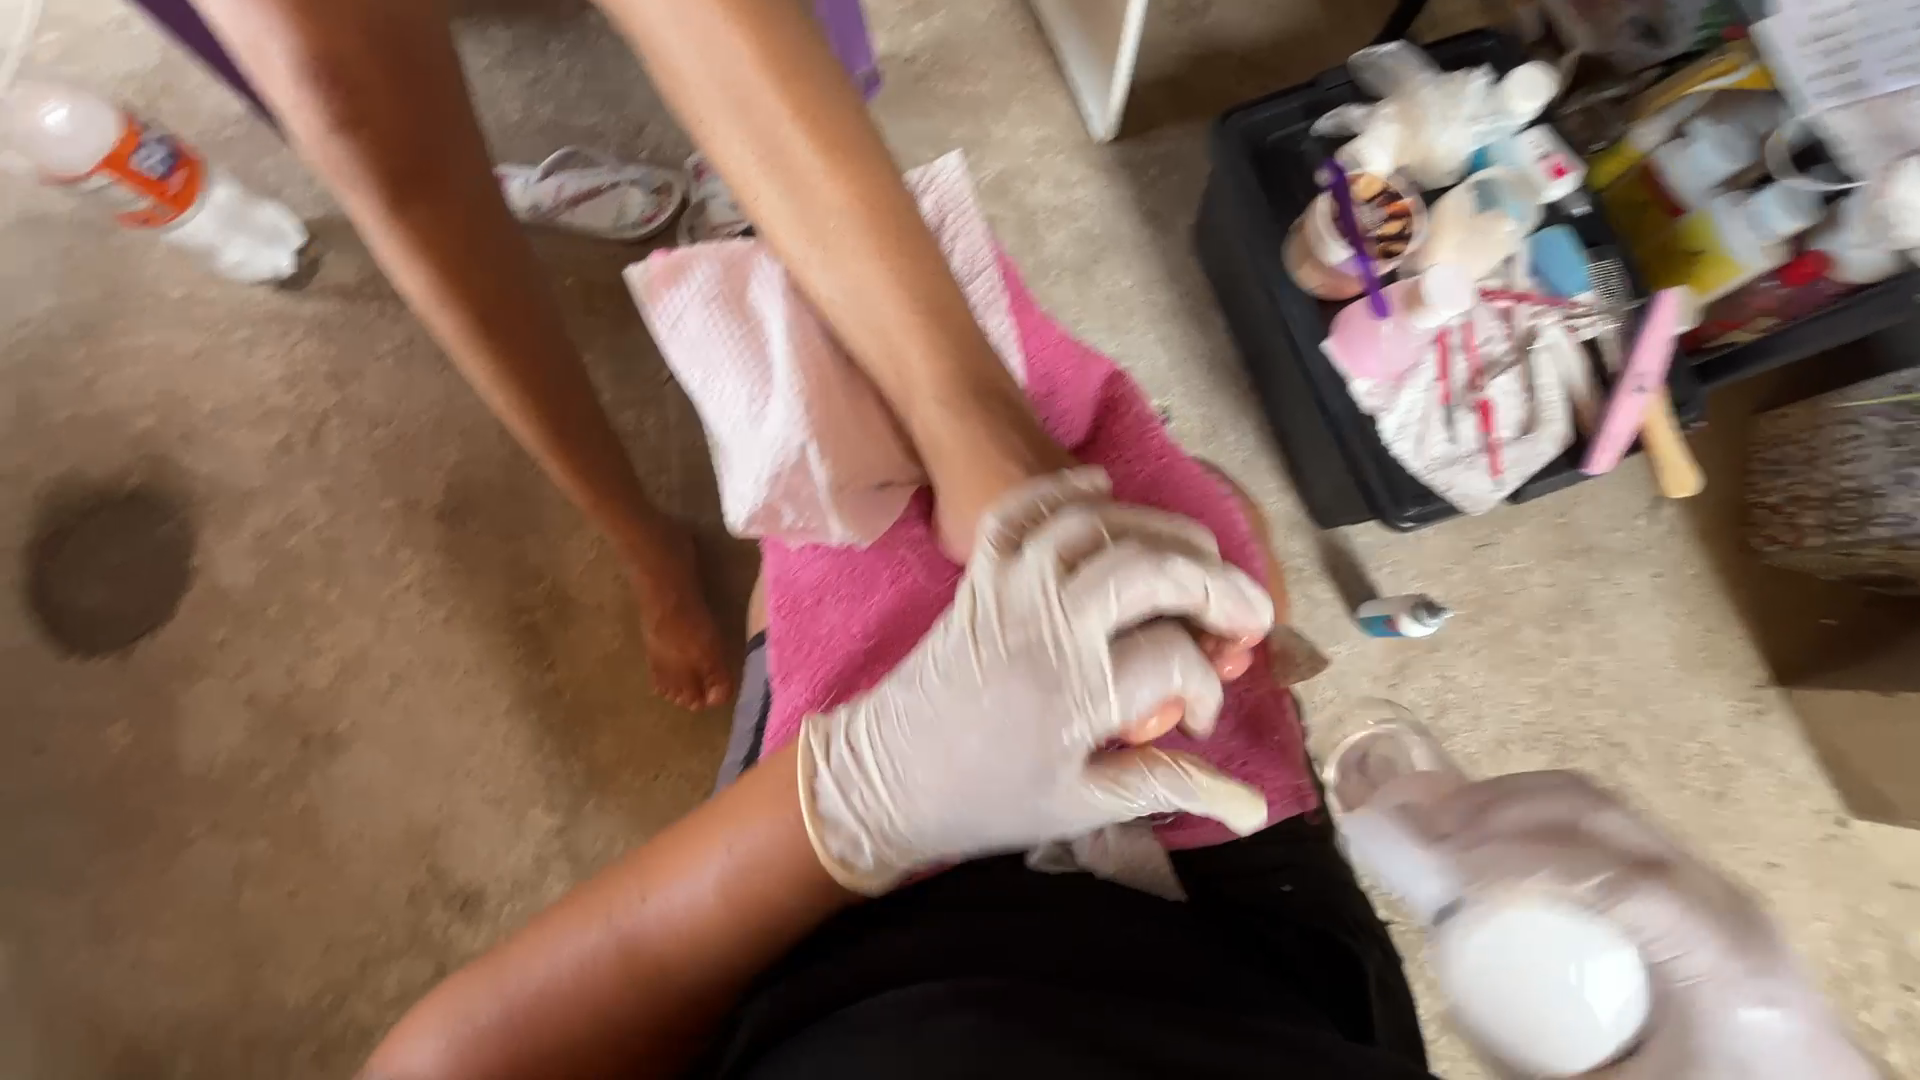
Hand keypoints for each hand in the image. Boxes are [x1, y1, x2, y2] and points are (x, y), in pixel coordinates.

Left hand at [798, 468, 1274, 893]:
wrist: (887, 777)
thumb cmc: (987, 798)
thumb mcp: (1081, 805)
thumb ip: (1167, 786)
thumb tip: (1253, 807)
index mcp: (1076, 692)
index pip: (1177, 659)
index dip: (1207, 684)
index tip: (1201, 716)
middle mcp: (1046, 625)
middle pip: (1149, 570)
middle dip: (1213, 583)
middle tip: (1246, 610)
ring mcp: (1007, 589)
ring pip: (1093, 528)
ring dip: (1158, 529)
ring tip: (1199, 554)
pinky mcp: (978, 576)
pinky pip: (1018, 513)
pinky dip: (1060, 490)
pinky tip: (1103, 487)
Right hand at [1422, 771, 1882, 1079]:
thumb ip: (1537, 1055)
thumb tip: (1453, 998)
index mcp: (1725, 961)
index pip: (1623, 882)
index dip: (1528, 860)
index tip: (1451, 864)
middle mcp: (1722, 901)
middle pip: (1600, 816)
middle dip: (1500, 809)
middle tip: (1431, 828)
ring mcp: (1704, 875)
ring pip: (1595, 801)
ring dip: (1508, 798)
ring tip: (1446, 819)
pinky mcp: (1682, 869)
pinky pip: (1598, 816)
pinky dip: (1531, 808)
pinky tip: (1489, 827)